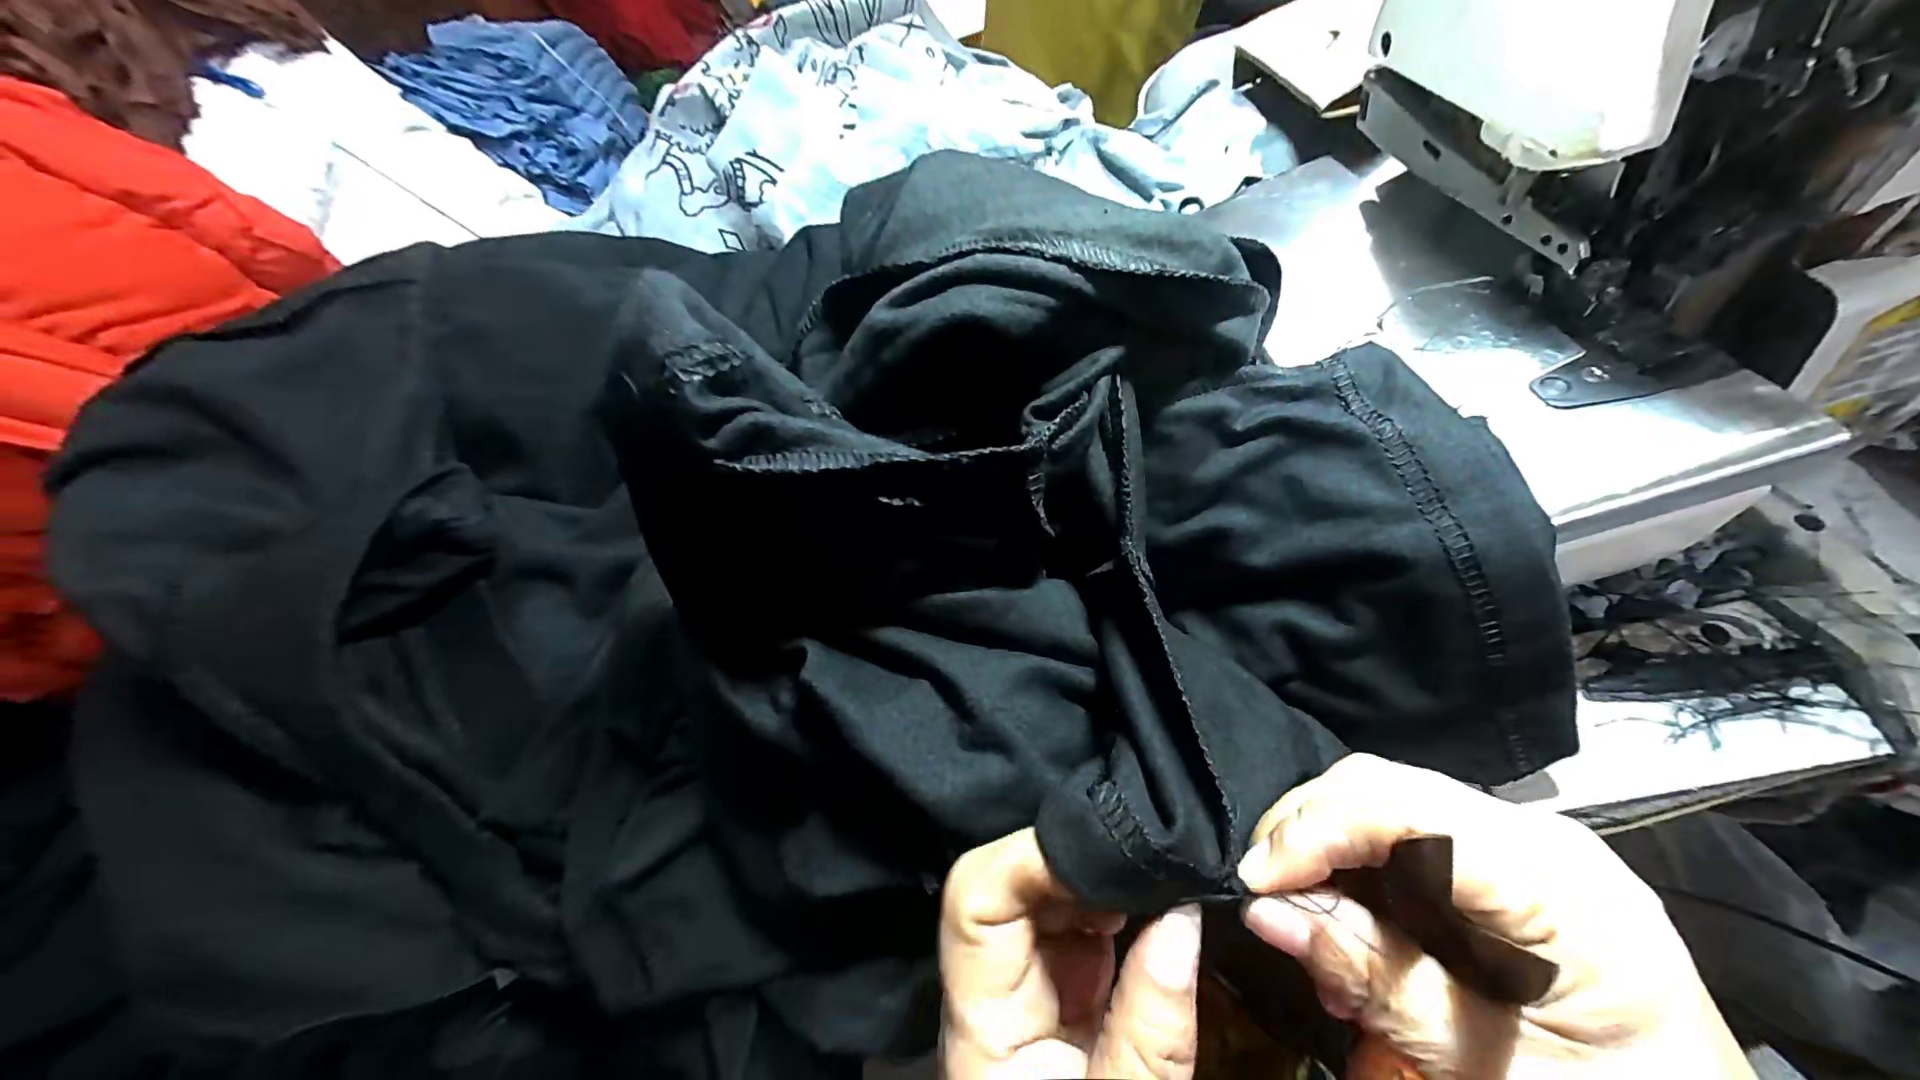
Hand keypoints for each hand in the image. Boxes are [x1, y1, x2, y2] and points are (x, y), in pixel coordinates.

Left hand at [939, 827, 1200, 1079]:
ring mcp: (1018, 984)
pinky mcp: (1050, 990)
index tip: (1104, 856)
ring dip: (1093, 883)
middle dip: (1072, 865)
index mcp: (981, 1022)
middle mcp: (987, 987)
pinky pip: (1068, 927)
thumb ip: (1153, 1025)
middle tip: (1144, 866)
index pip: (975, 900)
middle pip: (1005, 886)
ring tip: (1150, 884)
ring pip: (1037, 896)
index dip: (1029, 860)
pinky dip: (1107, 910)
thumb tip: (1181, 914)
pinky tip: (1143, 913)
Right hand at [1236, 754, 1755, 1079]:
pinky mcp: (1498, 853)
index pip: (1405, 807)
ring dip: (1322, 858)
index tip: (1254, 882)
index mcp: (1561, 883)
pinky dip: (1352, 871)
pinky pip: (1396, 833)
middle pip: (1378, 788)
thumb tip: (1261, 912)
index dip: (1314, 829)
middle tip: (1268, 908)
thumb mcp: (1487, 1068)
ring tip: (1310, 938)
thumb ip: (1375, 980)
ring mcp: (1518, 836)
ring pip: (1374, 802)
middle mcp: (1536, 832)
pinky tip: (1349, 932)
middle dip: (1305, 837)